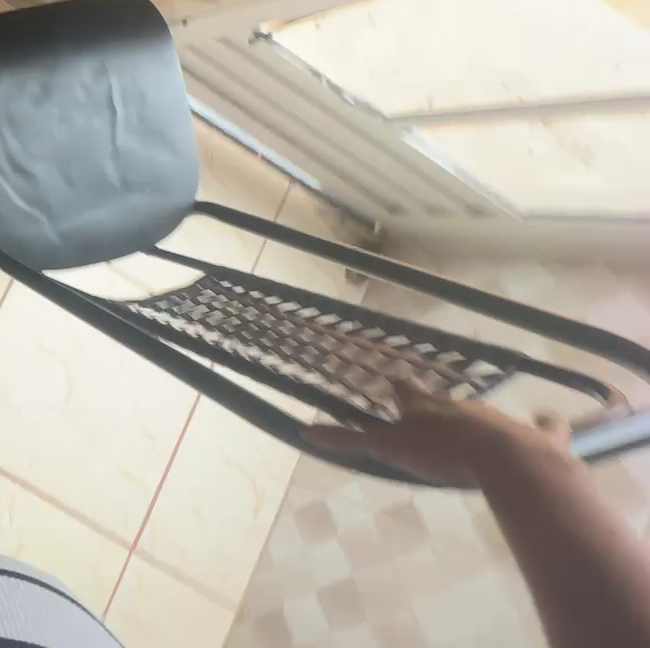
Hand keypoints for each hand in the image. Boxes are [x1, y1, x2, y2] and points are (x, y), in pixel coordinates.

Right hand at [304, 380, 572, 487]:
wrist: (511, 463)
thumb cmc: (442, 453)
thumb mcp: (387, 449)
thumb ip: (347, 441)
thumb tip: (302, 432)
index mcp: (421, 404)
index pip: (401, 387)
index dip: (395, 388)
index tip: (390, 388)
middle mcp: (457, 404)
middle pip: (443, 400)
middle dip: (437, 407)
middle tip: (433, 421)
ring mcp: (499, 417)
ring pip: (485, 412)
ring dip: (479, 419)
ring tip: (477, 435)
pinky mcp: (538, 434)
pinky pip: (546, 425)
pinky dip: (547, 423)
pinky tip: (547, 421)